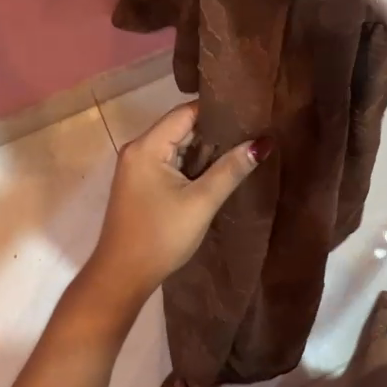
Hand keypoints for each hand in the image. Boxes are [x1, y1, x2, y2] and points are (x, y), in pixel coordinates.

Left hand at [85, 103, 267, 299]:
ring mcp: (137, 166)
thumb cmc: (161, 237)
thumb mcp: (201, 202)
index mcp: (147, 146)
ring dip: (204, 148)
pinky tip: (216, 168)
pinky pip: (169, 161)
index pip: (185, 112)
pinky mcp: (140, 182)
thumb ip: (231, 169)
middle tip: (251, 130)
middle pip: (181, 126)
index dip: (217, 110)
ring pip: (176, 145)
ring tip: (241, 146)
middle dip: (214, 130)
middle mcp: (137, 149)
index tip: (248, 111)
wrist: (122, 277)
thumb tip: (263, 142)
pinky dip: (191, 163)